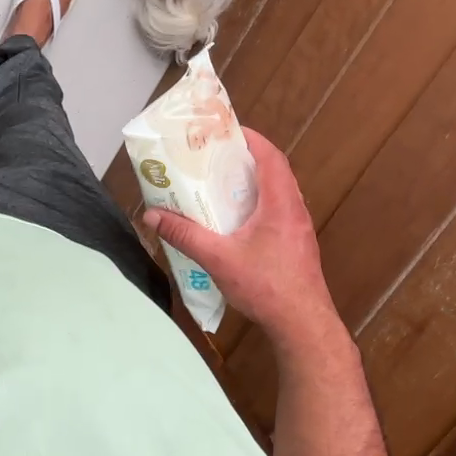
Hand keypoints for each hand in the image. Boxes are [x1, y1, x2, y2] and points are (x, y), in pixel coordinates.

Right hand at [144, 129, 344, 353]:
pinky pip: (274, 212)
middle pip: (272, 171)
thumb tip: (152, 215)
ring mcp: (297, 228)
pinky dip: (253, 205)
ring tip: (216, 184)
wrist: (303, 324)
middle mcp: (294, 210)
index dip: (250, 139)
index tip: (225, 131)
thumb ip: (184, 235)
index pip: (271, 157)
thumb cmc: (266, 286)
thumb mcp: (218, 258)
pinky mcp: (294, 245)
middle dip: (242, 159)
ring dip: (248, 184)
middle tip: (211, 157)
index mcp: (280, 204)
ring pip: (274, 193)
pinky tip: (231, 219)